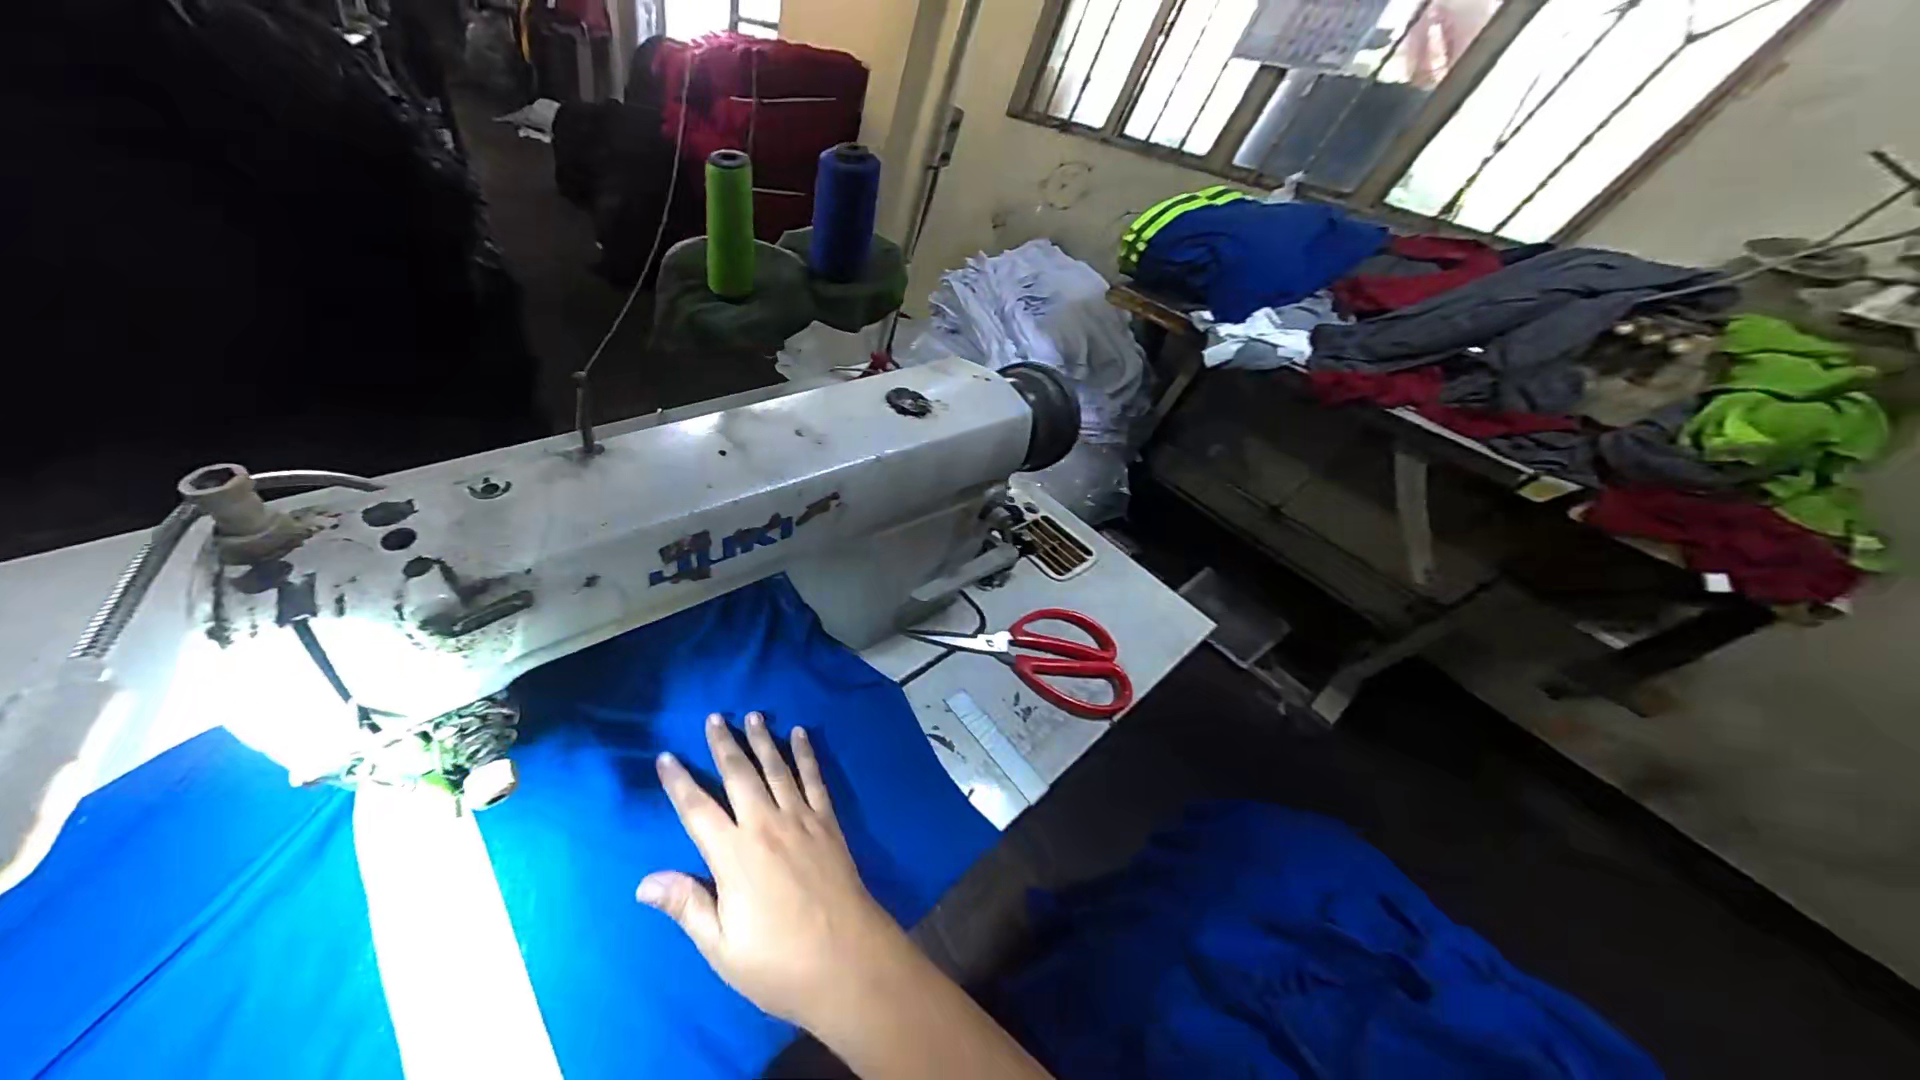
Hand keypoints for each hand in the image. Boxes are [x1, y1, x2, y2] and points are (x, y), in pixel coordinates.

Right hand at [636, 712, 914, 1030]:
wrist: (847, 959)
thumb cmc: (777, 961)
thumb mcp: (721, 946)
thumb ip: (687, 906)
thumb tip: (644, 881)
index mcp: (733, 855)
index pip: (697, 809)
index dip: (679, 782)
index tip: (666, 757)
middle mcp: (766, 826)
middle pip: (739, 775)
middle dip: (724, 745)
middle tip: (714, 718)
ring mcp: (801, 820)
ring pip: (777, 769)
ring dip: (763, 740)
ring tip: (752, 716)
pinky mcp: (828, 823)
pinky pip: (814, 779)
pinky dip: (806, 755)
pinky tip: (801, 735)